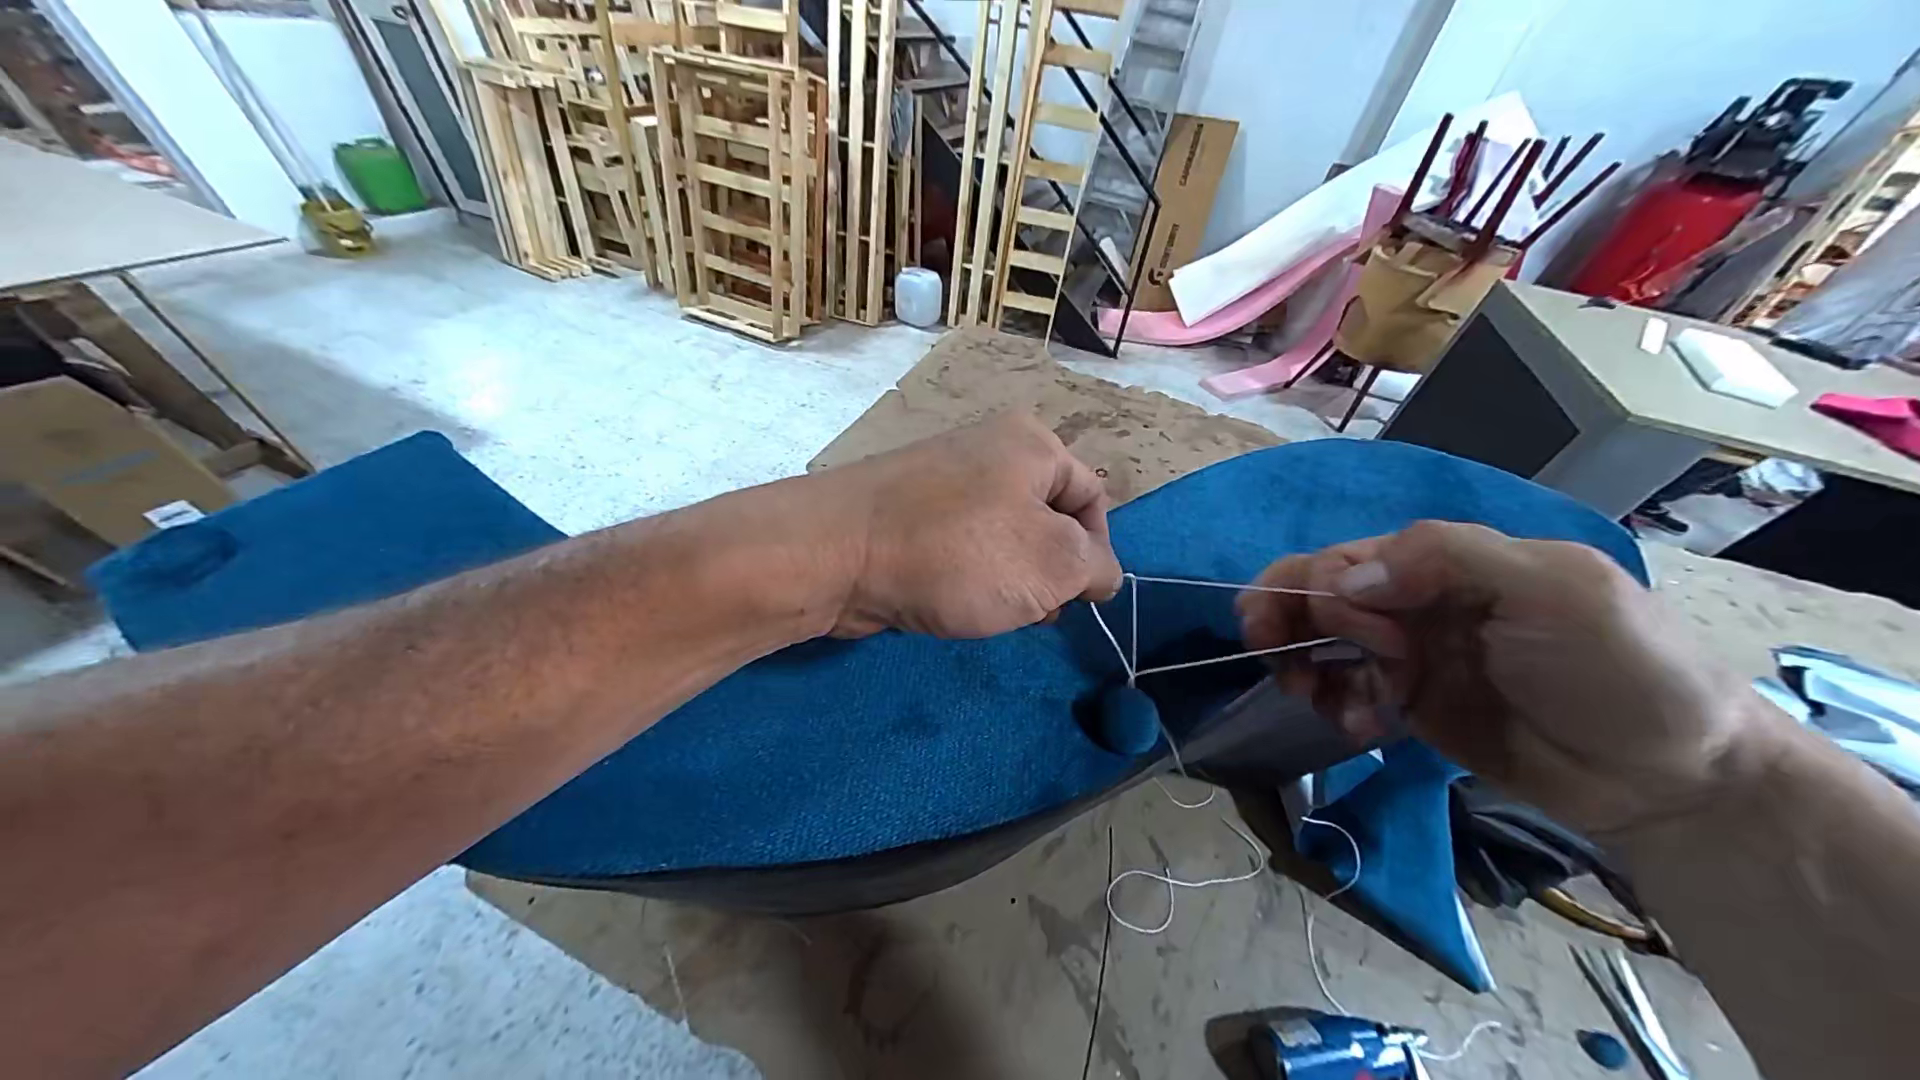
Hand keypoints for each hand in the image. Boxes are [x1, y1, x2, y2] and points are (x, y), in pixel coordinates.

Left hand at [813, 414, 1121, 638]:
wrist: (837, 554)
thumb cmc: (959, 552)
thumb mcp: (1053, 563)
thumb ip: (1097, 568)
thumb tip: (1102, 574)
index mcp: (1032, 444)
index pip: (1093, 500)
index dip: (1096, 555)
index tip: (1079, 601)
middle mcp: (989, 452)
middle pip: (1048, 522)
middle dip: (1050, 574)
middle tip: (1035, 611)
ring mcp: (945, 482)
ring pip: (1005, 541)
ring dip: (1012, 583)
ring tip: (995, 612)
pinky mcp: (912, 514)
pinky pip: (963, 548)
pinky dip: (972, 578)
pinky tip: (958, 603)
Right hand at [1237, 521, 1786, 836]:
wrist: (1669, 781)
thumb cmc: (1620, 670)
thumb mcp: (1556, 590)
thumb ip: (1447, 557)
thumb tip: (1339, 581)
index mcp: (1439, 562)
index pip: (1340, 559)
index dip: (1322, 594)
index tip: (1362, 641)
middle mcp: (1408, 600)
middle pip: (1311, 595)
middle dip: (1286, 624)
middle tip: (1284, 668)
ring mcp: (1402, 652)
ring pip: (1313, 642)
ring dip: (1301, 668)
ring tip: (1320, 704)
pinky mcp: (1401, 701)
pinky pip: (1339, 690)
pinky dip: (1333, 705)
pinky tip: (1361, 728)